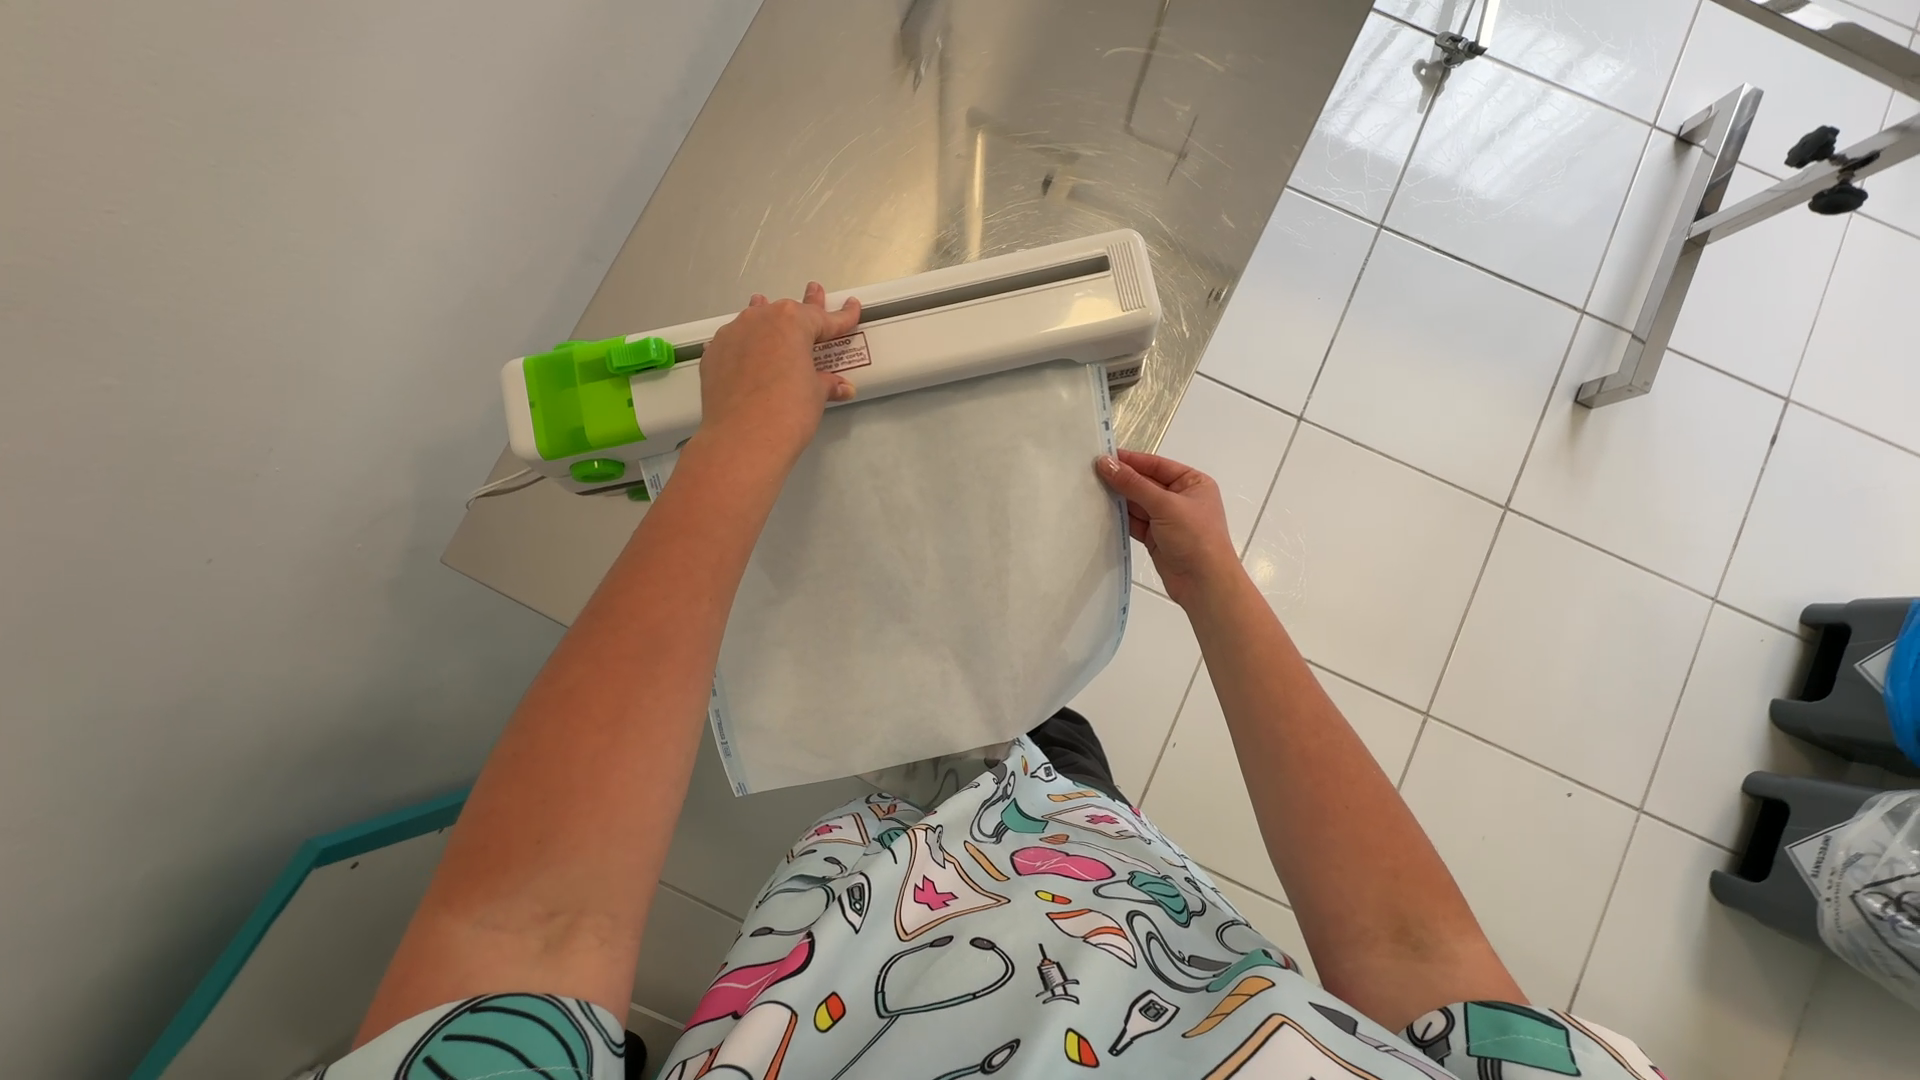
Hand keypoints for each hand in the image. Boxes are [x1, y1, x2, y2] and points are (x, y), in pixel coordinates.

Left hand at [694, 282, 860, 462]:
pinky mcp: (714, 354)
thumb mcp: (815, 395)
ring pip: (754, 319)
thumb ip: (826, 383)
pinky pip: (733, 341)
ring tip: (763, 302)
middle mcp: (760, 320)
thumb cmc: (789, 412)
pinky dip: (743, 343)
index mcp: (792, 322)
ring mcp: (733, 335)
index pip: (824, 319)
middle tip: (815, 290)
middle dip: (805, 305)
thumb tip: (840, 387)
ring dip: (764, 315)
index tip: (852, 308)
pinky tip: (743, 348)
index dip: (842, 317)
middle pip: (787, 311)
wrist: (743, 438)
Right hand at [1095, 450, 1239, 606]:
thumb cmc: (1194, 537)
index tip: (1103, 456)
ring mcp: (1167, 519)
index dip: (1130, 461)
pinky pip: (1134, 522)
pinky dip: (1120, 518)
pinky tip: (1101, 511)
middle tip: (1090, 473)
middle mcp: (1180, 498)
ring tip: (1091, 490)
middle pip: (1144, 483)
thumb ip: (1133, 484)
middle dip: (1121, 480)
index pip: (1156, 465)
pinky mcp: (1155, 537)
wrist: (1204, 583)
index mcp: (1192, 482)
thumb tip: (1106, 463)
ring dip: (1118, 499)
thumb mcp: (1165, 505)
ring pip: (1137, 503)